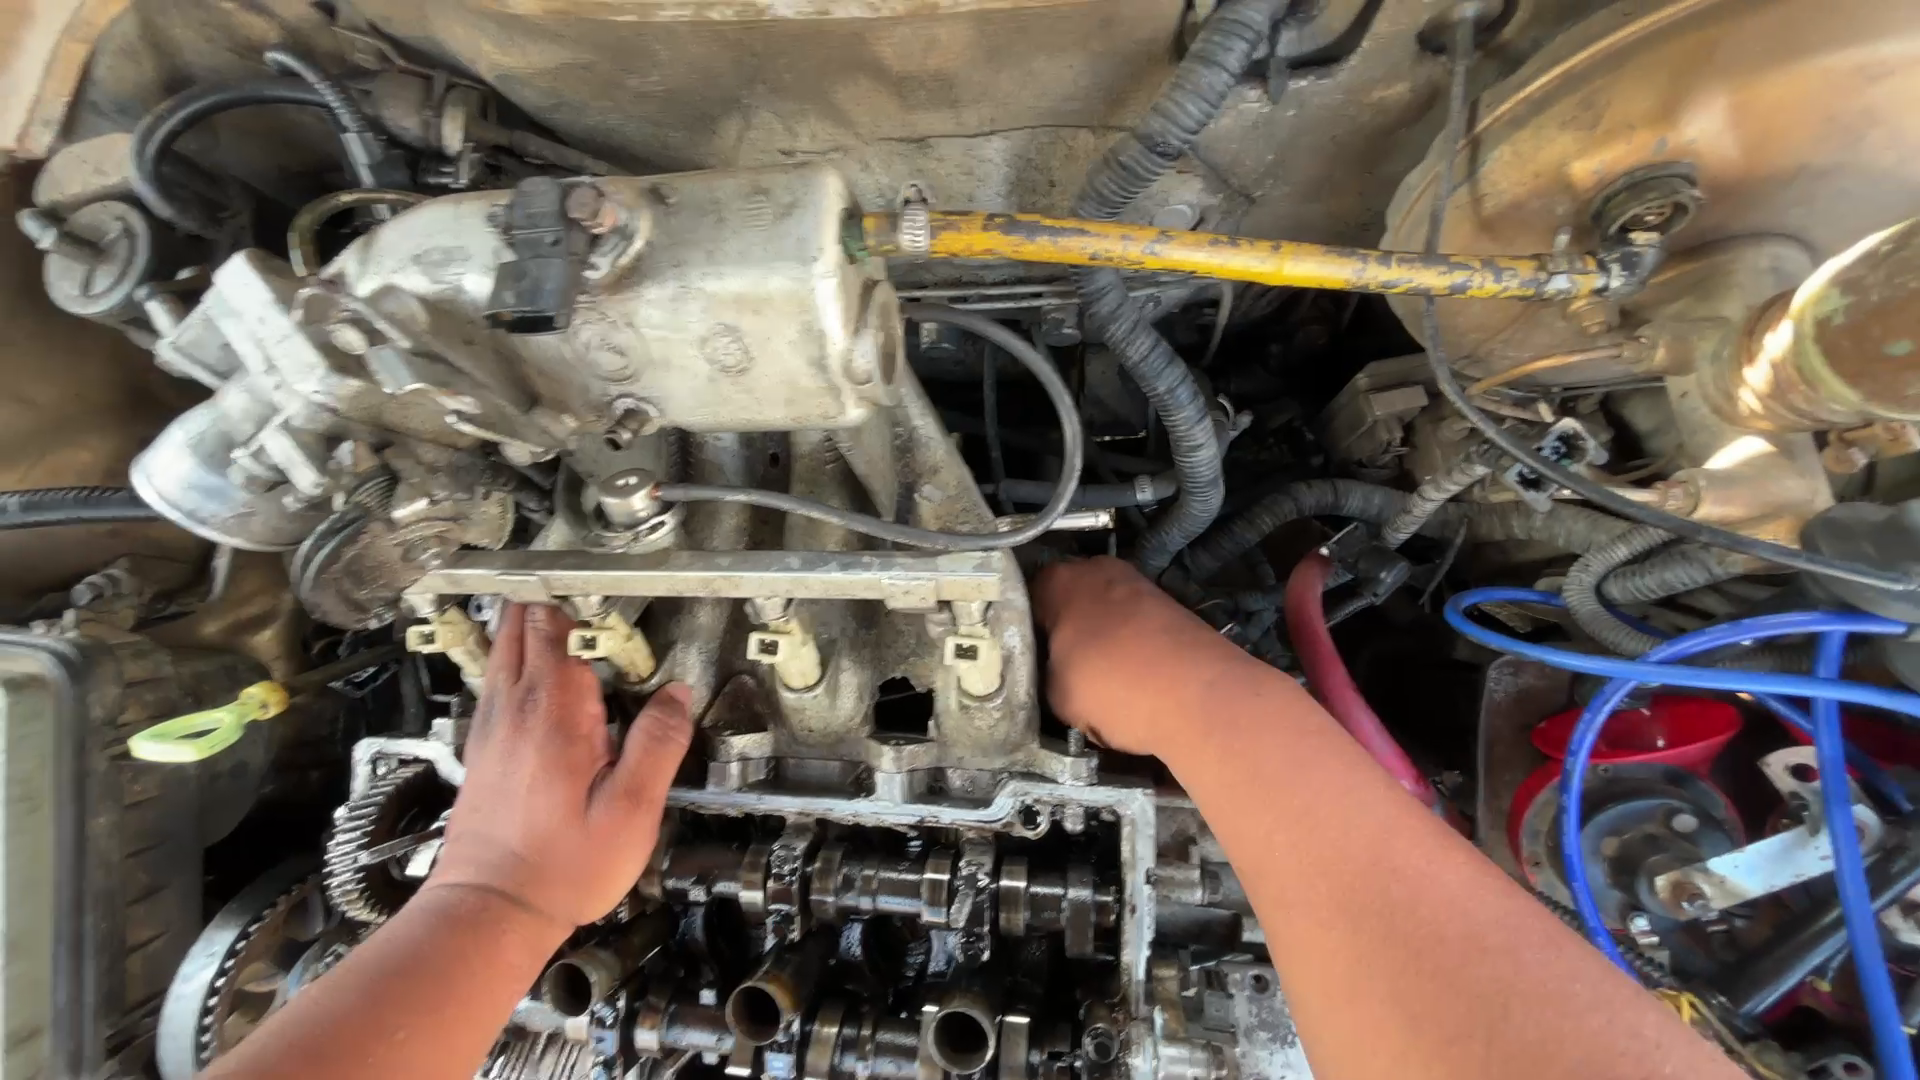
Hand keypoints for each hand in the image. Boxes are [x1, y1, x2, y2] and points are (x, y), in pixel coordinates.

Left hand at [428, 603, 693, 930]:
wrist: (488, 912)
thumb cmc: (562, 866)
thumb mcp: (632, 810)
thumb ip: (658, 744)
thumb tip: (678, 693)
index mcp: (556, 714)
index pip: (560, 631)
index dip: (582, 604)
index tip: (607, 588)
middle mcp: (515, 710)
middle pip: (521, 628)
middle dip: (547, 598)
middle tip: (579, 581)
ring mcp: (492, 727)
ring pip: (501, 649)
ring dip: (524, 620)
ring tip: (554, 599)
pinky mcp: (482, 748)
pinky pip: (496, 679)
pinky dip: (511, 654)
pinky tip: (530, 660)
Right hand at [1034, 556, 1256, 755]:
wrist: (1201, 697)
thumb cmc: (1115, 686)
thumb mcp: (1055, 694)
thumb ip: (1043, 675)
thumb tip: (1051, 674)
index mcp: (1058, 581)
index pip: (1022, 598)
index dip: (1020, 631)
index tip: (1021, 657)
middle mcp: (1097, 570)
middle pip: (1065, 600)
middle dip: (1059, 630)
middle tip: (1052, 669)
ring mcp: (1138, 584)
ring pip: (1101, 611)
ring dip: (1095, 637)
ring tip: (1092, 678)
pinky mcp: (1169, 606)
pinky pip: (1132, 624)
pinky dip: (1126, 645)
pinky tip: (1126, 676)